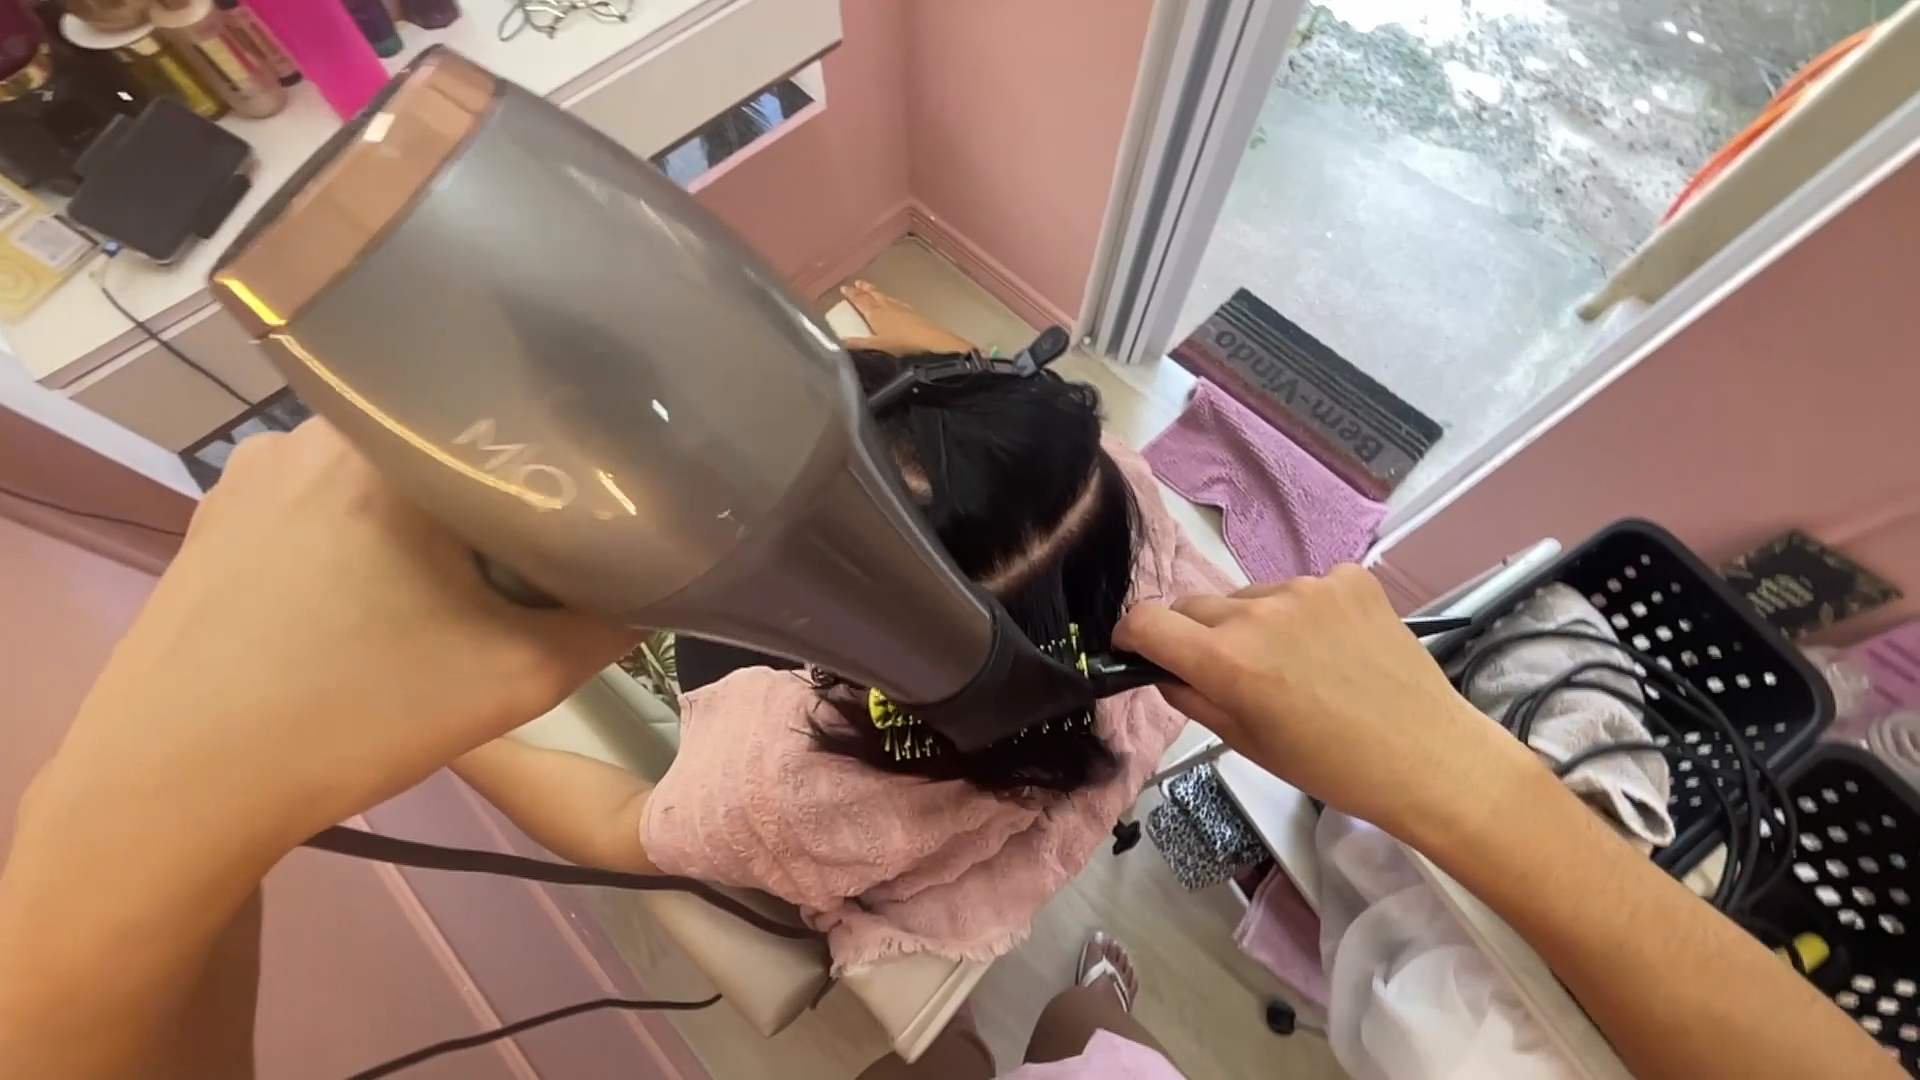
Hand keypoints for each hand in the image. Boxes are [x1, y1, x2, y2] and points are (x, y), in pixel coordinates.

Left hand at [29, 419, 636, 866]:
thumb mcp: (523, 677)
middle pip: (455, 446)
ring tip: (481, 569)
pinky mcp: (223, 516)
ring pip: (396, 471)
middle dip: (511, 493)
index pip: (514, 424)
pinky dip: (385, 526)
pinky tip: (397, 585)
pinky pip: (338, 496)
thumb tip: (659, 595)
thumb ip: (611, 627)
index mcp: (385, 455)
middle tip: (553, 547)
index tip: (605, 506)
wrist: (171, 801)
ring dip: (445, 511)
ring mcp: (255, 474)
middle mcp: (311, 439)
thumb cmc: (359, 718)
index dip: (571, 464)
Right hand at [838, 280, 975, 354]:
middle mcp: (887, 307)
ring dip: (877, 292)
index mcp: (875, 314)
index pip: (860, 301)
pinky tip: (894, 303)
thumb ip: (859, 344)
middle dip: (864, 289)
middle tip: (857, 283)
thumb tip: (841, 342)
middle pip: (873, 295)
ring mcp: (902, 309)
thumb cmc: (901, 345)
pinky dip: (891, 300)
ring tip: (872, 290)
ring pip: (885, 297)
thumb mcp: (876, 347)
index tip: (844, 288)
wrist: (931, 343)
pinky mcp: (913, 314)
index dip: (851, 295)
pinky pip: (897, 302)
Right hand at [1114, 565, 1531, 835]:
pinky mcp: (1348, 578)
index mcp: (1226, 658)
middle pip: (1193, 606)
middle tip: (1229, 671)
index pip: (1145, 620)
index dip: (1131, 635)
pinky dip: (1301, 612)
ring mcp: (1307, 587)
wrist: (1431, 758)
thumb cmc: (1329, 766)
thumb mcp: (1243, 742)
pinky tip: (1330, 644)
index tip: (1138, 650)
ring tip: (1292, 661)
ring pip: (1246, 597)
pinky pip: (1300, 587)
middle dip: (1194, 635)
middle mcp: (1257, 610)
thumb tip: (1163, 668)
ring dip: (1249, 623)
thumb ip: (1189, 697)